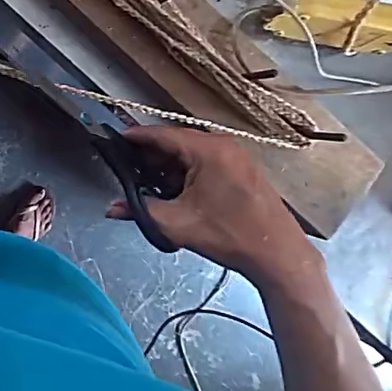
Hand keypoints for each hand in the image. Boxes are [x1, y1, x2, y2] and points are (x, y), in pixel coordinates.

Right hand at [105, 126, 321, 286]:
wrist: (278, 256)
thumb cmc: (232, 236)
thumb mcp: (177, 224)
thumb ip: (140, 211)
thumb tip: (113, 209)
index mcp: (209, 150)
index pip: (163, 134)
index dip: (137, 137)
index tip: (117, 138)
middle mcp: (224, 146)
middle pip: (177, 142)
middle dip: (152, 155)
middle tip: (130, 168)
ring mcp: (236, 156)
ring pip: (191, 152)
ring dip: (170, 165)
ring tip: (150, 183)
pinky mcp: (242, 169)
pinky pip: (206, 161)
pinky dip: (187, 171)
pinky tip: (176, 190)